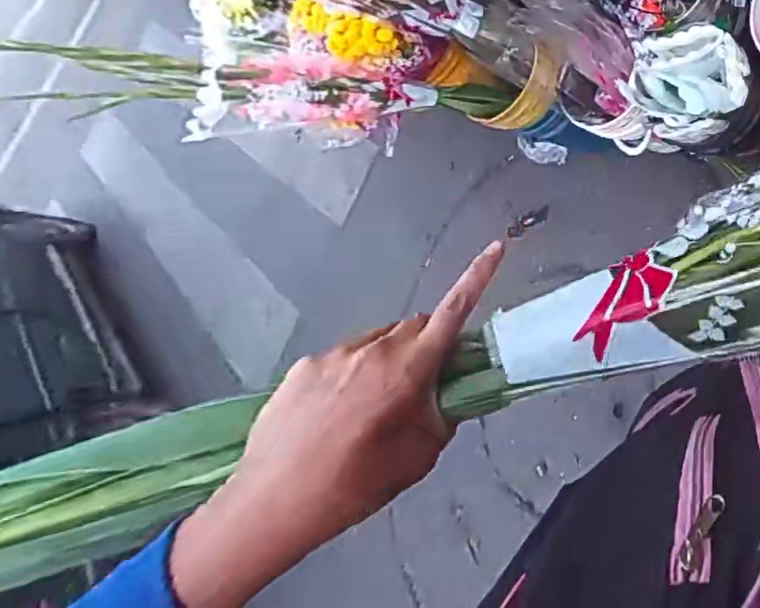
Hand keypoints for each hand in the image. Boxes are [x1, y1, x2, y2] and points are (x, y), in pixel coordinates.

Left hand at [170, 241, 505, 607]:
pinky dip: (352, 372)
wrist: (262, 514)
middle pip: (418, 326)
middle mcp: (374, 350)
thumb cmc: (353, 486)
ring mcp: (334, 356)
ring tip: (370, 403)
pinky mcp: (301, 369)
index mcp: (409, 367)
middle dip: (429, 343)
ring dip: (390, 357)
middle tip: (422, 382)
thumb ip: (446, 411)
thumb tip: (452, 391)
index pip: (456, 308)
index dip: (480, 274)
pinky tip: (333, 412)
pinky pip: (343, 357)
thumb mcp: (421, 454)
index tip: (497, 246)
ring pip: (381, 339)